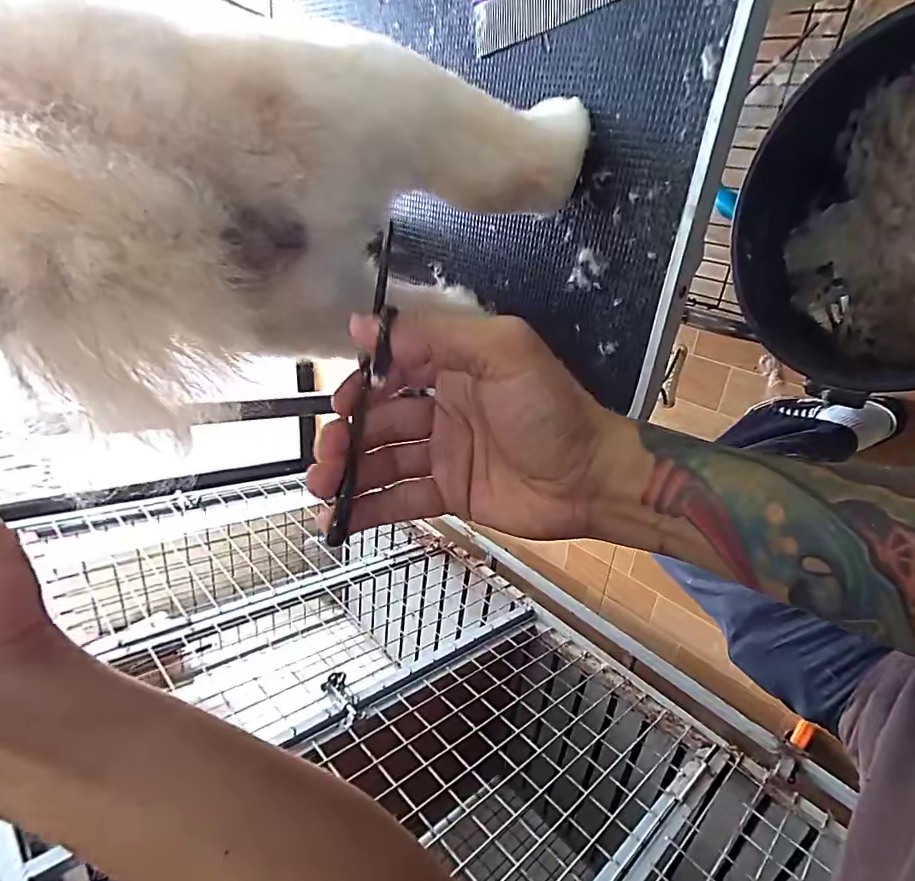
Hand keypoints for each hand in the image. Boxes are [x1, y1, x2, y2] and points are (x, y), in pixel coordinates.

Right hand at [306, 313, 637, 539]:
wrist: (592, 479)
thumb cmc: (555, 413)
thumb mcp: (503, 353)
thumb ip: (437, 335)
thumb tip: (366, 326)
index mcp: (456, 369)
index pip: (391, 370)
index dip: (360, 384)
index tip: (342, 403)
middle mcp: (446, 408)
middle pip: (378, 418)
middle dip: (345, 434)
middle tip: (327, 455)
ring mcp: (448, 453)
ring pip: (382, 460)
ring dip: (346, 472)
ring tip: (323, 488)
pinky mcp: (453, 493)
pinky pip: (401, 498)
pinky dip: (369, 508)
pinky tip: (339, 519)